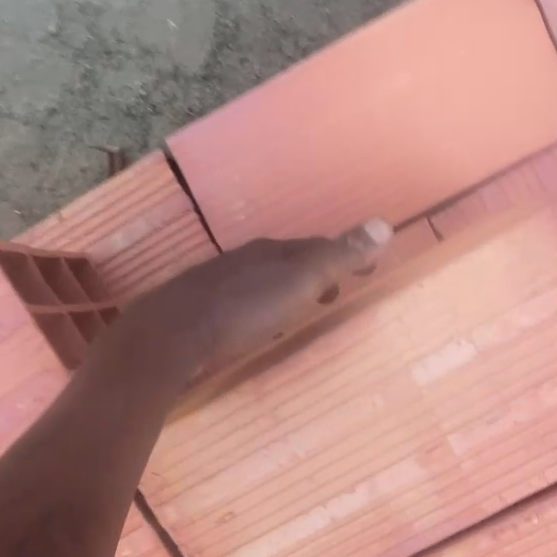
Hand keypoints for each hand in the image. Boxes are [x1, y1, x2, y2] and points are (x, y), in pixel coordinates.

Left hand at [123, 220, 391, 377]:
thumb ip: (338, 257)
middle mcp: (244, 261)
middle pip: (286, 262)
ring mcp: (217, 284)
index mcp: (272, 252)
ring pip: (259, 282)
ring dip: (283, 292)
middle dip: (312, 273)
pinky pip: (237, 304)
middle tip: (334, 293)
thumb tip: (384, 225)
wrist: (172, 331)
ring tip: (297, 310)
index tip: (366, 268)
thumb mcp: (299, 280)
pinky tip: (253, 327)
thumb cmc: (243, 307)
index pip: (316, 247)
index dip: (343, 256)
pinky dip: (257, 309)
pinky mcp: (198, 311)